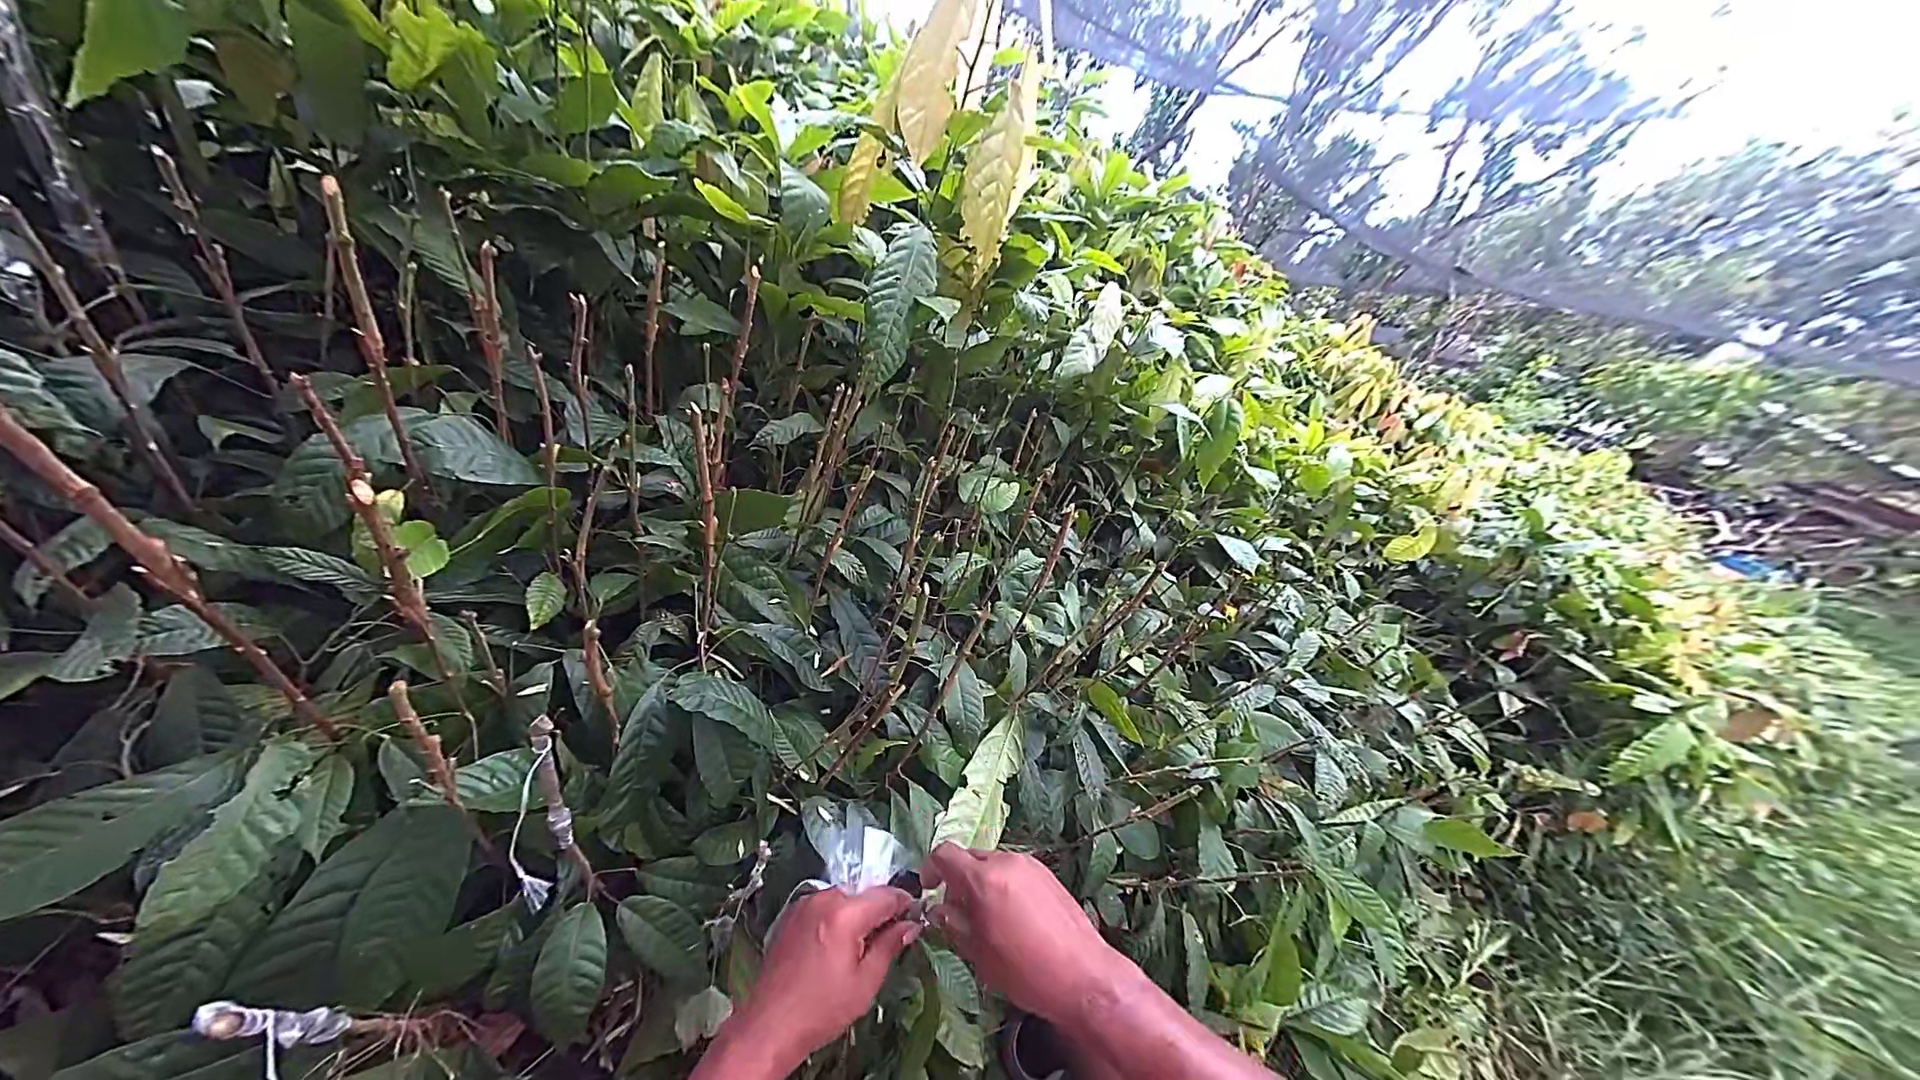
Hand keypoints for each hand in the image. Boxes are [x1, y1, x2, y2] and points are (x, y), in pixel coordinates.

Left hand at [695, 886, 919, 1078]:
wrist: (769, 1025)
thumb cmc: (821, 1009)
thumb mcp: (866, 982)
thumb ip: (890, 945)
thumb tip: (910, 925)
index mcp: (844, 913)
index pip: (886, 894)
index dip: (904, 903)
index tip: (914, 915)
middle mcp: (824, 898)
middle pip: (863, 894)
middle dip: (878, 911)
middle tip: (888, 936)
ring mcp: (804, 903)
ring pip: (844, 899)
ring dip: (856, 914)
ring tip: (859, 946)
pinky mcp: (791, 913)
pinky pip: (824, 906)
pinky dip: (836, 917)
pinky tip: (834, 946)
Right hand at [923, 844, 1137, 1024]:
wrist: (1085, 976)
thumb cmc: (1027, 972)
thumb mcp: (980, 954)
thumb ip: (954, 924)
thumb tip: (939, 909)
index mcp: (984, 879)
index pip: (945, 854)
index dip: (930, 868)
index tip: (929, 889)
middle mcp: (1007, 862)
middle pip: (970, 857)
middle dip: (958, 879)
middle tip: (958, 913)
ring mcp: (1030, 865)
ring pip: (993, 864)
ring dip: (981, 882)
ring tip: (987, 919)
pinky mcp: (1047, 874)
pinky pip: (1014, 871)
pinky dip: (1003, 884)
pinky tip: (1012, 917)